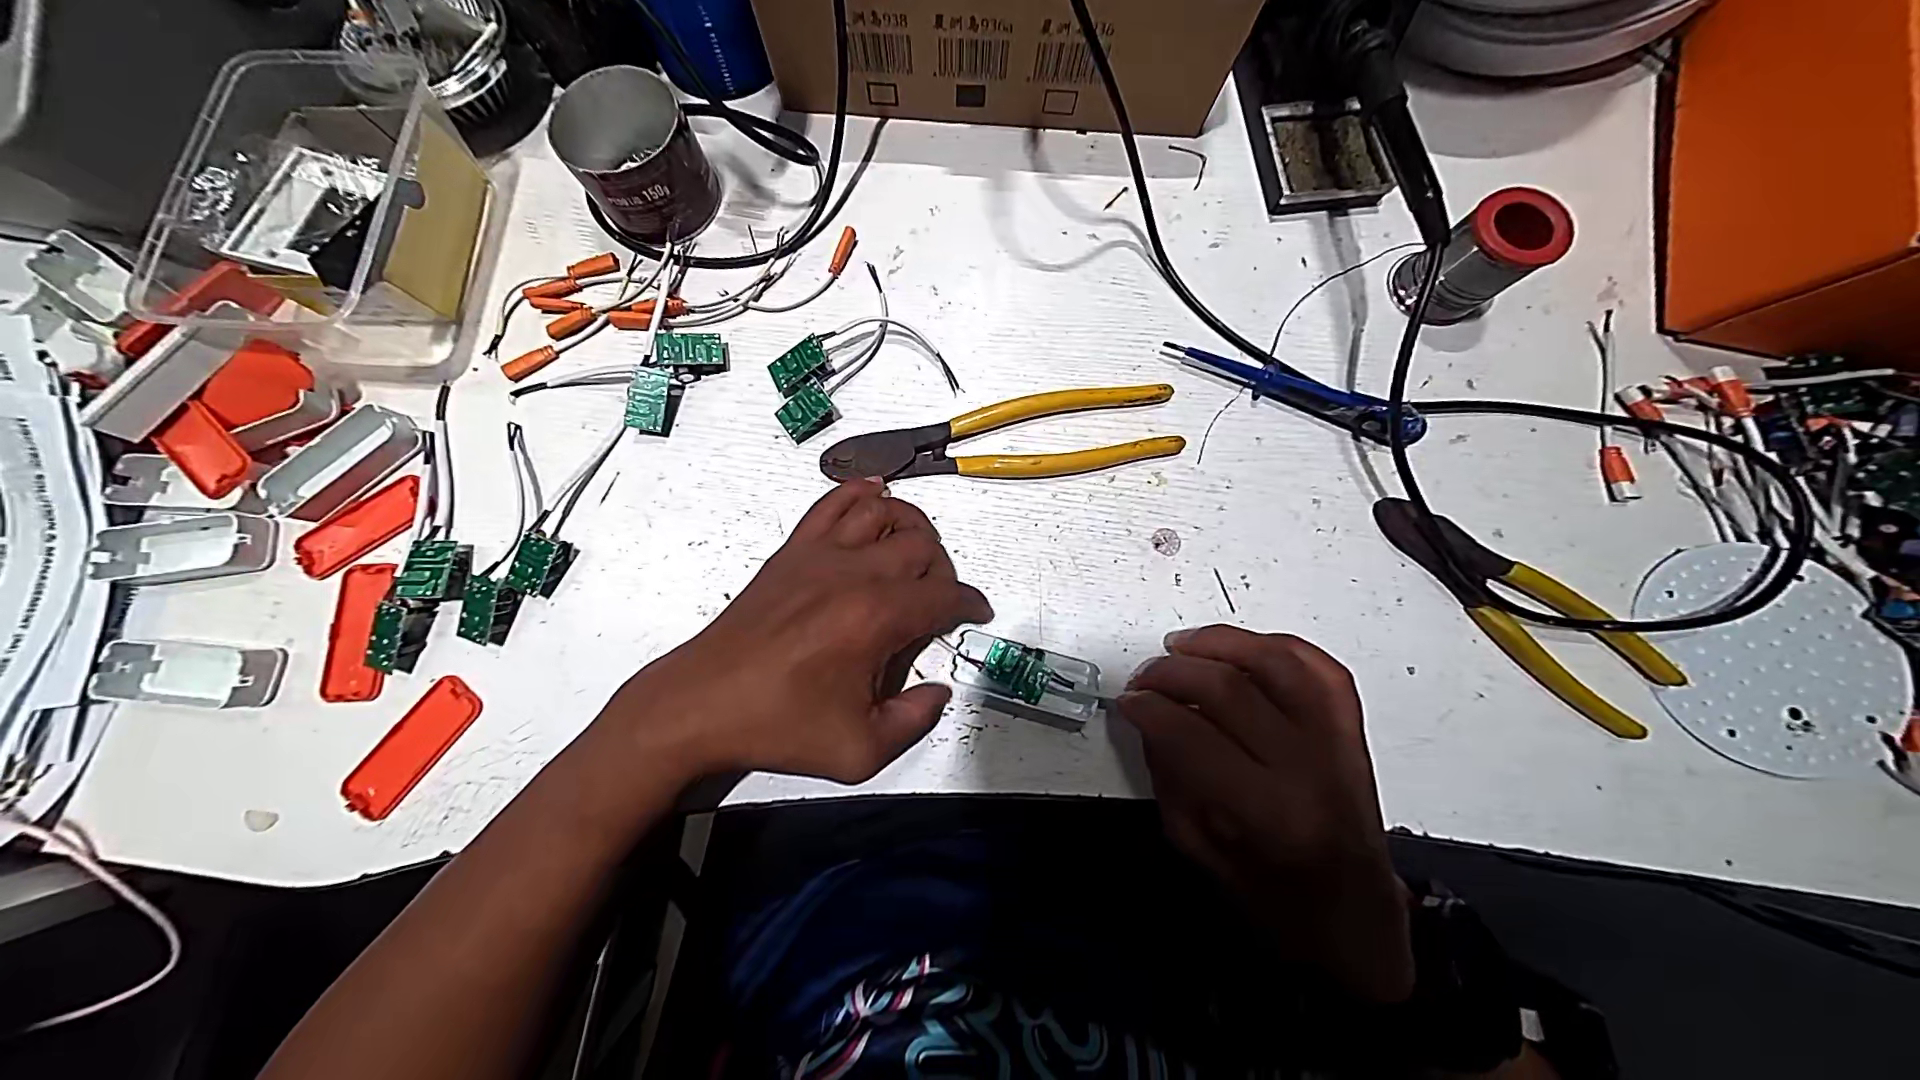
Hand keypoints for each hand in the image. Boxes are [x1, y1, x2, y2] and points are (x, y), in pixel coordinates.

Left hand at [603, 479, 991, 783]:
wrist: (701, 705)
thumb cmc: (771, 724)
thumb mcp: (859, 750)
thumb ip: (913, 721)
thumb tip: (935, 696)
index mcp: (876, 619)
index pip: (945, 596)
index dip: (970, 604)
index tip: (974, 611)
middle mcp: (852, 576)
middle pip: (924, 547)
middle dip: (944, 570)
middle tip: (939, 596)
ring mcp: (820, 557)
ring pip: (884, 512)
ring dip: (911, 524)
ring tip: (918, 546)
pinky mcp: (792, 553)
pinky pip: (832, 504)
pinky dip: (858, 493)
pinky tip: (871, 495)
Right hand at [1116, 626, 1412, 1001]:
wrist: (1353, 911)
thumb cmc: (1276, 895)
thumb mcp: (1197, 844)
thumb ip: (1169, 775)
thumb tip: (1149, 718)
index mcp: (1269, 813)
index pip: (1191, 734)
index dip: (1147, 708)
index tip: (1128, 702)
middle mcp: (1309, 770)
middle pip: (1228, 687)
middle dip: (1169, 673)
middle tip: (1145, 679)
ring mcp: (1338, 743)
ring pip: (1276, 662)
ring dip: (1219, 643)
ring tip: (1183, 647)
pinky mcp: (1352, 730)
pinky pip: (1318, 667)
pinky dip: (1276, 646)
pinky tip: (1241, 648)